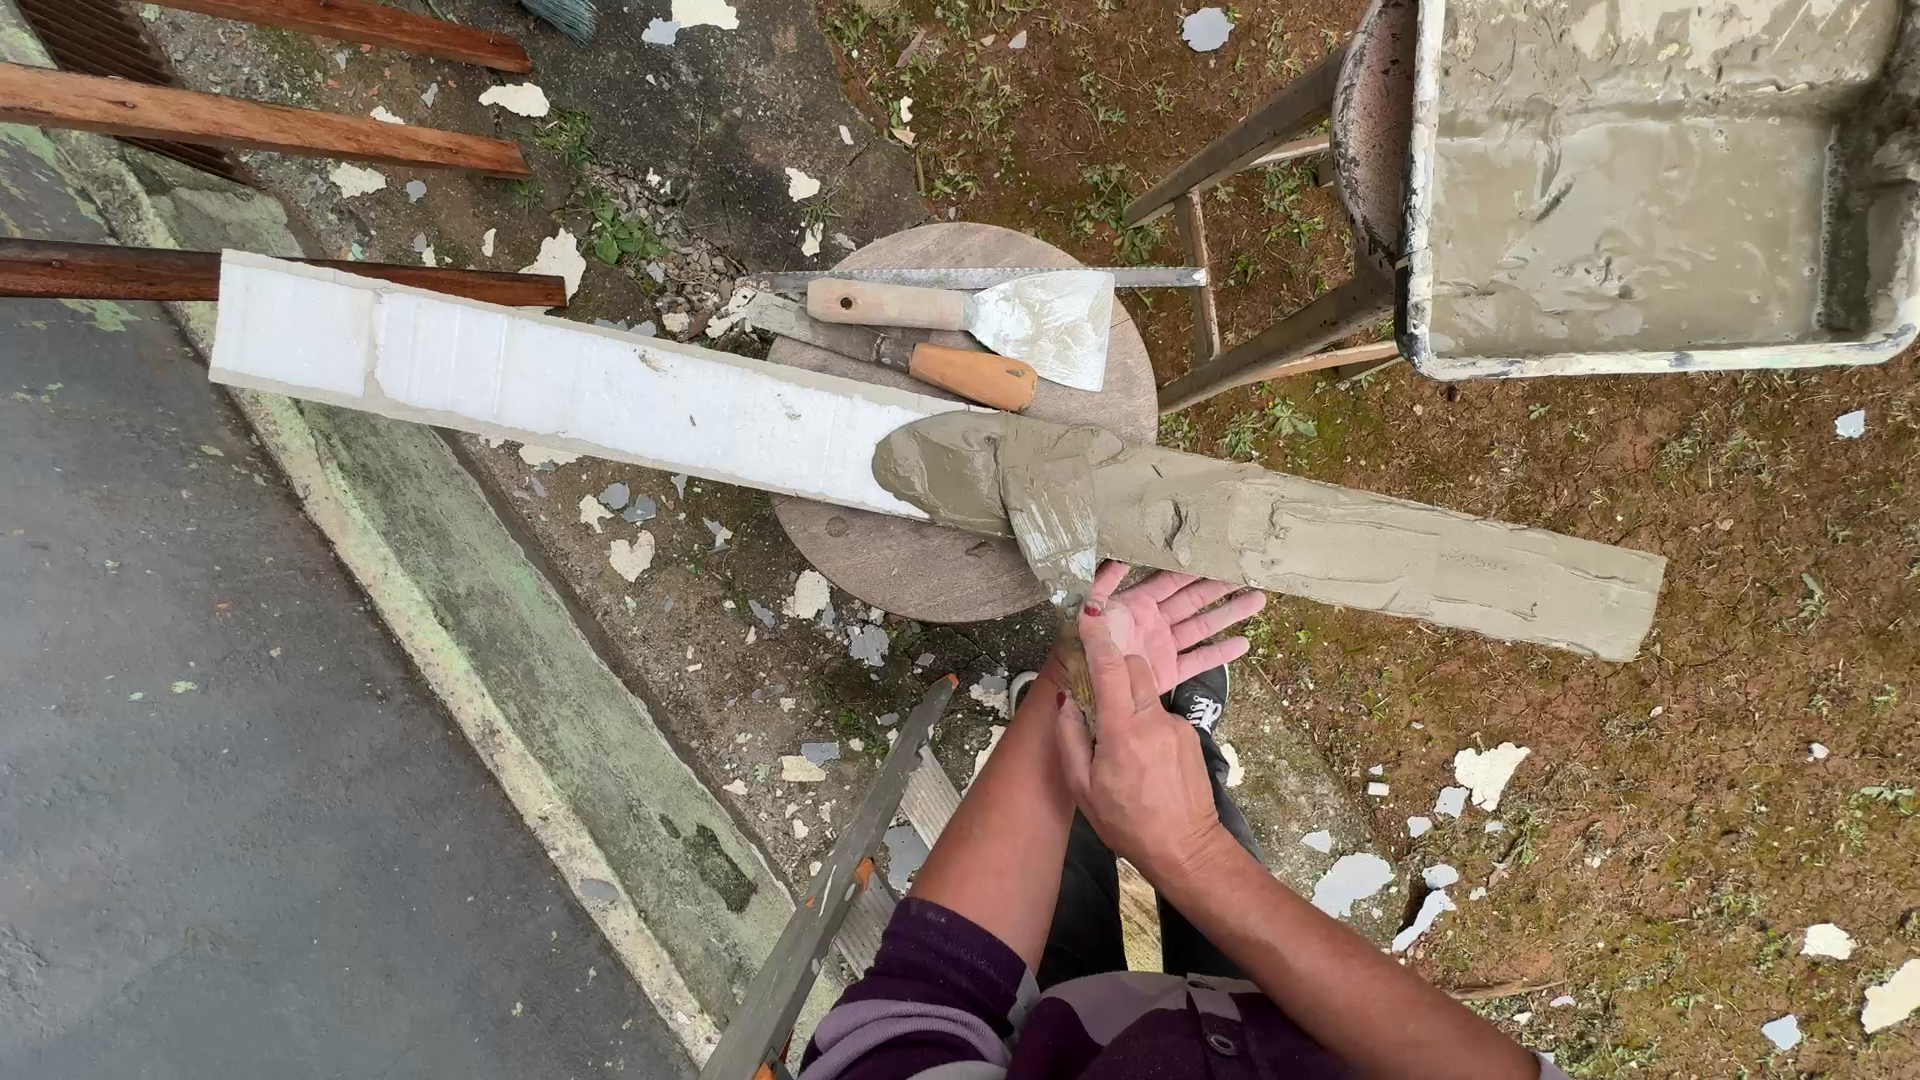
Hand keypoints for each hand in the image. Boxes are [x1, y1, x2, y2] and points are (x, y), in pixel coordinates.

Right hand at [1052, 606, 1240, 881]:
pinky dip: (1146, 723)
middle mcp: (1154, 719)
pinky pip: (1161, 714)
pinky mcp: (1191, 734)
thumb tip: (1066, 701)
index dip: (1098, 638)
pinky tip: (1144, 758)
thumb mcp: (1083, 787)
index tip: (1089, 615)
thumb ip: (1069, 738)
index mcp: (1123, 731)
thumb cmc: (1128, 823)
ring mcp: (1177, 725)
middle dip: (1115, 667)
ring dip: (1129, 700)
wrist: (1188, 849)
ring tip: (1121, 744)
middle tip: (1098, 694)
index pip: (1110, 669)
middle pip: (1134, 667)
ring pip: (1147, 691)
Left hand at [1082, 562, 1265, 696]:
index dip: (1193, 571)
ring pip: (1202, 626)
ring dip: (1229, 614)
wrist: (1084, 683)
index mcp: (1138, 604)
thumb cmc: (1086, 642)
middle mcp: (1155, 621)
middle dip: (1219, 588)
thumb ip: (1104, 583)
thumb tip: (1122, 559)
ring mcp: (1164, 646)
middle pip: (1193, 600)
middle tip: (1246, 574)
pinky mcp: (1168, 671)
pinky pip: (1199, 660)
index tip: (1216, 556)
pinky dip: (1220, 654)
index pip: (1170, 582)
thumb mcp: (1092, 609)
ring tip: (1257, 601)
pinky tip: (1243, 643)